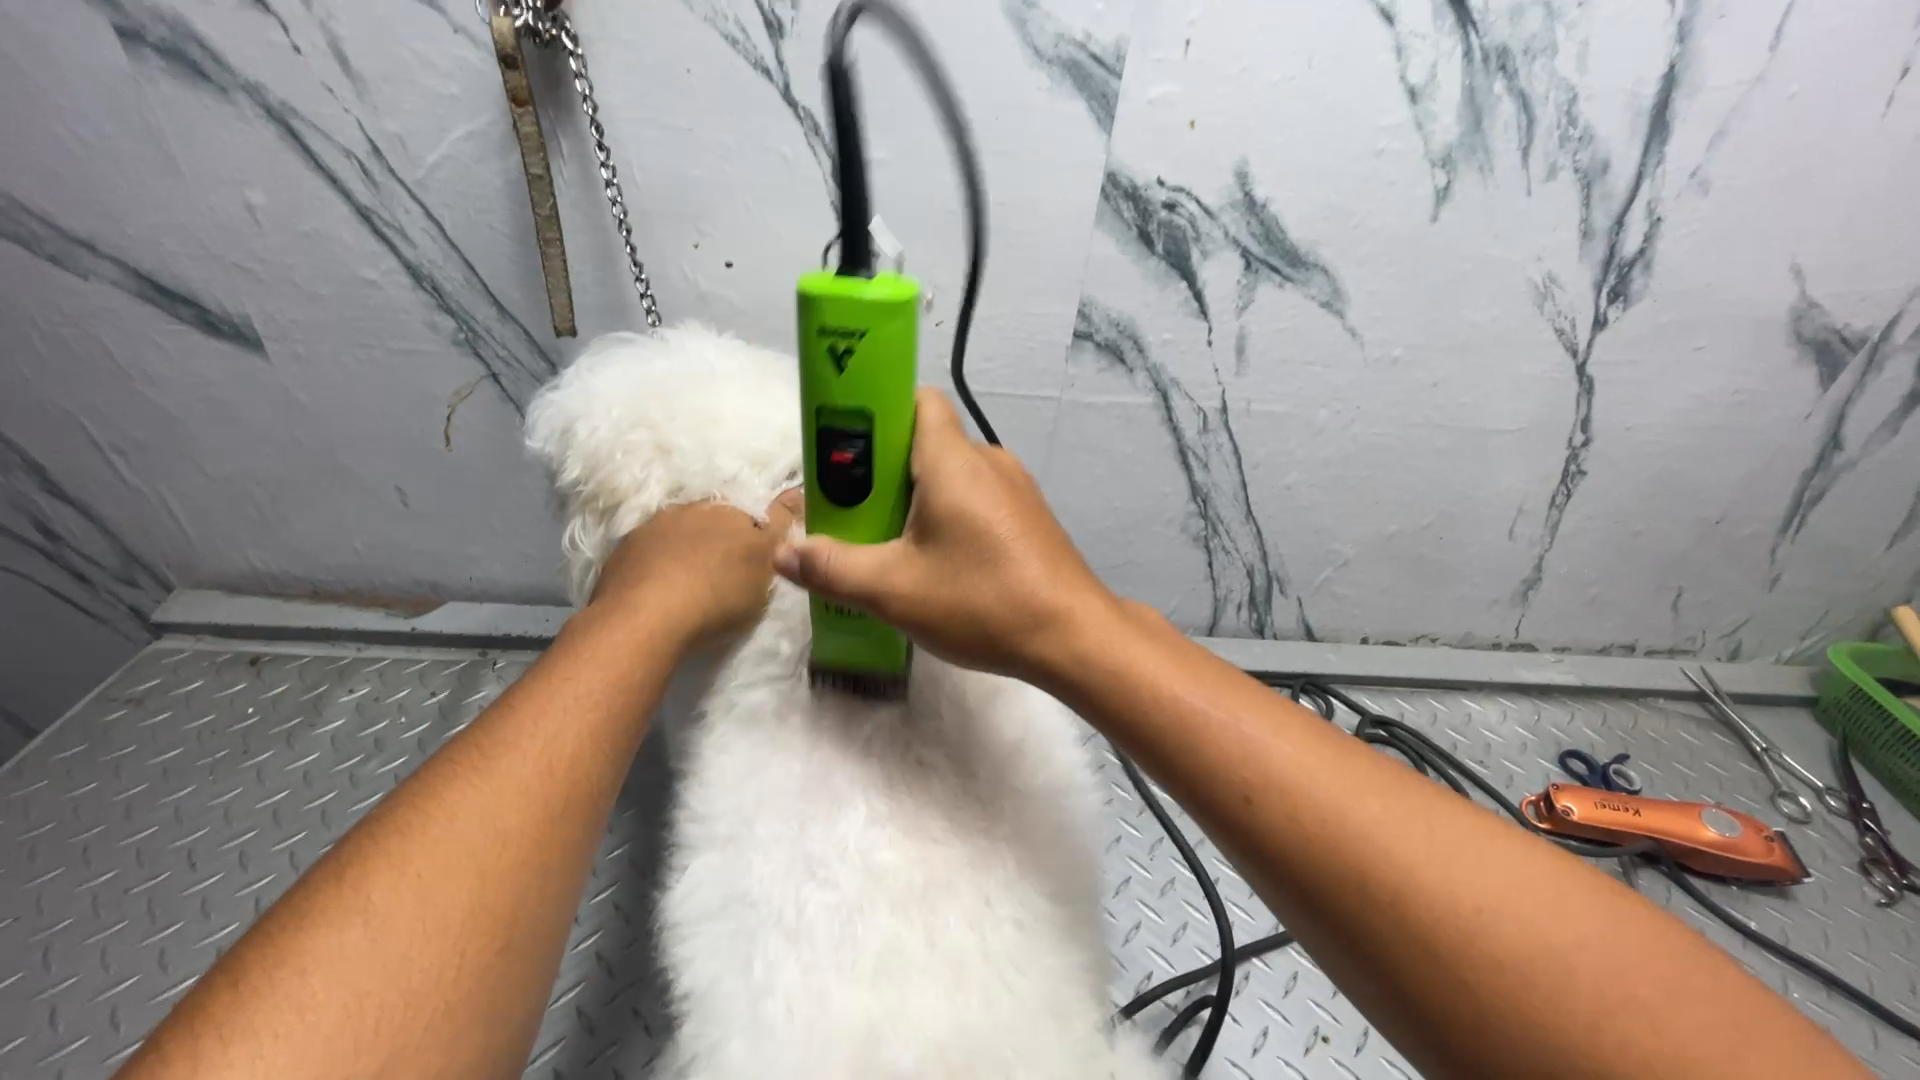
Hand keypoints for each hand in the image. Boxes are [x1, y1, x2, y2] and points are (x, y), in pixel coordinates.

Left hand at [589, 488, 801, 648]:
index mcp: (738, 515)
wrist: (644, 616)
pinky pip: (653, 546)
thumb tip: (791, 502)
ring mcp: (658, 524)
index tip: (780, 524)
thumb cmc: (718, 598)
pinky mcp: (627, 546)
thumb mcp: (763, 577)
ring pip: (684, 527)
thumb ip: (774, 542)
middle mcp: (698, 509)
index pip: (768, 508)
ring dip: (692, 543)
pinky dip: (661, 559)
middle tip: (731, 562)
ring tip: (691, 576)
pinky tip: (660, 584)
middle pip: (722, 516)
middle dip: (728, 532)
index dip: (776, 516)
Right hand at [772, 389, 1120, 683]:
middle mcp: (988, 460)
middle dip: (884, 471)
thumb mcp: (893, 590)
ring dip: (916, 499)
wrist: (1073, 637)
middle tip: (855, 516)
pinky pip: (977, 500)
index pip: (916, 399)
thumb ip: (832, 567)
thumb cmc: (981, 601)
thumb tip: (784, 551)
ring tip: (890, 547)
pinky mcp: (1029, 518)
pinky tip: (938, 565)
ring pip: (952, 475)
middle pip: (926, 441)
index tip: (846, 452)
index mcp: (953, 459)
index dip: (877, 413)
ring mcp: (1016, 489)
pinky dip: (948, 517)